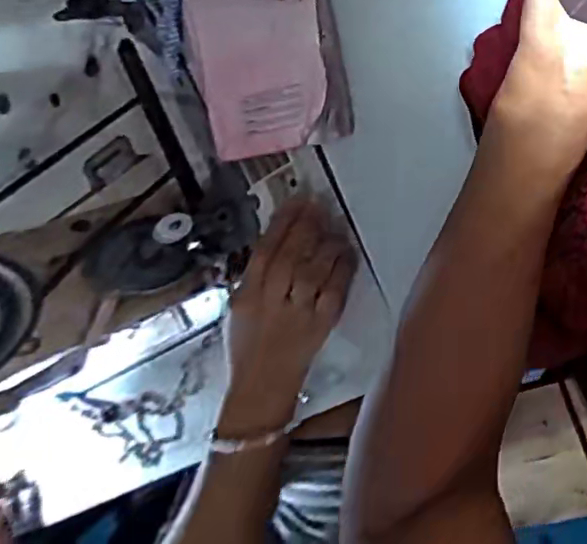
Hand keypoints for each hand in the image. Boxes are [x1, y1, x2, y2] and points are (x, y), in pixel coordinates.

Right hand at [220, 198, 354, 435]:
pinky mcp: (324, 318)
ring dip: (325, 241)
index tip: (296, 202)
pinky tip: (346, 249)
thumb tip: (277, 240)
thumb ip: (257, 277)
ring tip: (332, 222)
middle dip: (305, 226)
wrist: (262, 384)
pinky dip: (342, 264)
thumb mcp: (241, 310)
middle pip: (290, 256)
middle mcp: (271, 302)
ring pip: (313, 267)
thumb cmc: (250, 344)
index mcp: (247, 298)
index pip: (265, 253)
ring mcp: (299, 310)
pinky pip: (335, 284)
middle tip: (318, 203)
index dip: (282, 224)